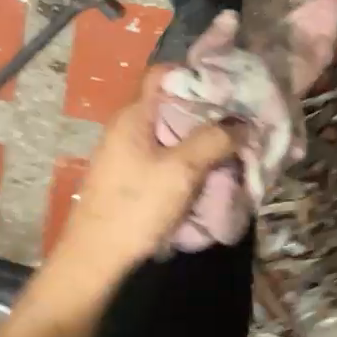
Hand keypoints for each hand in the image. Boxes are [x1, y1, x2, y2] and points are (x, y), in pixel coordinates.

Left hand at [46, 73, 239, 289]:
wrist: (93, 262)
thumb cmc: (135, 208)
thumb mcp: (180, 171)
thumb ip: (213, 140)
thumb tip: (243, 122)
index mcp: (134, 115)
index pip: (164, 74)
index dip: (196, 74)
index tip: (229, 84)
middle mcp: (128, 126)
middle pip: (171, 104)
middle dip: (206, 111)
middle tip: (240, 118)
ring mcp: (126, 153)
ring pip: (170, 133)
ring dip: (199, 139)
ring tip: (231, 146)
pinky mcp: (129, 177)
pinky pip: (164, 156)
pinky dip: (186, 159)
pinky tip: (208, 172)